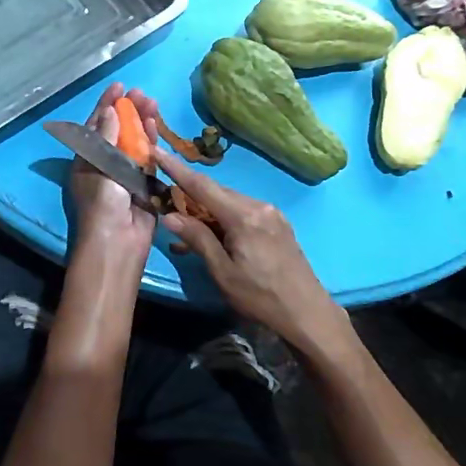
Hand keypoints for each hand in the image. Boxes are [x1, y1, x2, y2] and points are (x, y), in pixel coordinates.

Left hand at [67, 82, 158, 261]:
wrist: (117, 243)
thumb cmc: (102, 204)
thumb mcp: (100, 167)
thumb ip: (108, 138)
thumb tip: (111, 110)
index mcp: (85, 161)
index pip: (95, 126)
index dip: (105, 105)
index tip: (118, 86)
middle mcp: (104, 165)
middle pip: (117, 131)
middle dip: (128, 111)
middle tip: (141, 93)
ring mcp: (125, 175)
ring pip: (134, 143)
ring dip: (142, 123)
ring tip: (152, 103)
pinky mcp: (145, 187)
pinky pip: (149, 160)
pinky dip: (153, 143)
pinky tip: (157, 126)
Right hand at [155, 150, 346, 352]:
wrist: (308, 315)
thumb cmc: (261, 297)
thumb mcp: (223, 272)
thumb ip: (197, 239)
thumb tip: (169, 215)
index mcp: (244, 216)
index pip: (202, 186)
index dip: (176, 168)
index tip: (156, 151)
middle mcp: (259, 206)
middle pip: (216, 191)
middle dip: (189, 191)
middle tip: (164, 195)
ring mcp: (272, 214)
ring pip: (230, 200)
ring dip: (206, 207)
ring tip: (186, 222)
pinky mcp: (278, 224)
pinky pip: (243, 211)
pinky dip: (223, 216)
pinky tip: (213, 232)